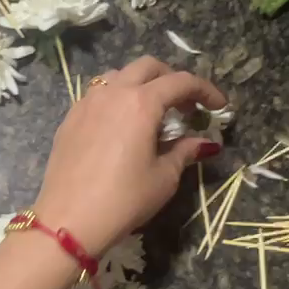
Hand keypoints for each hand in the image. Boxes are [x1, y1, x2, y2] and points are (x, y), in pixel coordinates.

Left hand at [31, 57, 225, 254]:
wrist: (69, 220)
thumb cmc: (124, 200)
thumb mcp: (163, 178)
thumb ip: (184, 152)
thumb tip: (203, 143)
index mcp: (141, 103)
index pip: (181, 82)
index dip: (206, 90)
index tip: (219, 106)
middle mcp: (112, 93)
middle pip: (148, 67)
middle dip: (172, 79)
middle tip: (186, 106)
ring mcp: (86, 103)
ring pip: (118, 76)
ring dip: (141, 84)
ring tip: (152, 112)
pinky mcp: (70, 118)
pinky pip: (97, 94)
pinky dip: (116, 98)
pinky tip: (121, 125)